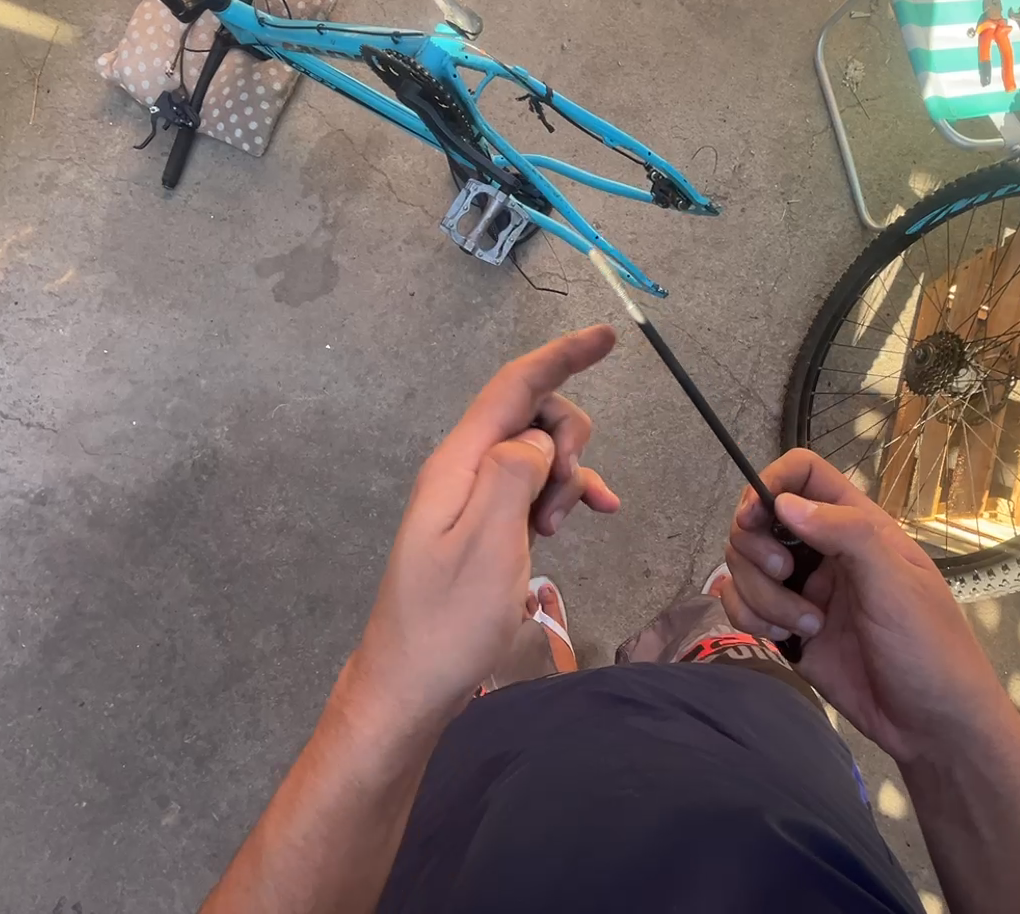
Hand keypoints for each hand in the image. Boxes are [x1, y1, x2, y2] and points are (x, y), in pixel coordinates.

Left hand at [347, 325, 620, 725]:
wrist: (410, 684)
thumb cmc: (448, 620)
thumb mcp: (490, 543)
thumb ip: (514, 473)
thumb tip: (535, 437)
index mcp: (459, 462)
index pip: (515, 386)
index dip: (562, 356)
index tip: (608, 336)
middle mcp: (464, 467)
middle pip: (532, 415)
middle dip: (567, 441)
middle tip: (562, 503)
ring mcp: (475, 496)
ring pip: (538, 451)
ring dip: (565, 478)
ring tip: (558, 529)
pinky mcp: (487, 523)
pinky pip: (534, 488)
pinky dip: (565, 494)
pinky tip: (597, 511)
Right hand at [718, 449, 1010, 764]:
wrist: (932, 730)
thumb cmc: (929, 648)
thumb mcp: (896, 584)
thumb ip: (845, 533)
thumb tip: (783, 502)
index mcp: (854, 525)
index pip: (802, 473)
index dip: (771, 481)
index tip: (754, 517)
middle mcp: (821, 548)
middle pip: (757, 519)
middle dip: (757, 550)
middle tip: (783, 576)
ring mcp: (800, 587)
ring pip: (742, 564)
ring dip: (761, 594)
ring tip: (804, 626)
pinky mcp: (783, 624)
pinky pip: (740, 603)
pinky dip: (750, 618)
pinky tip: (784, 639)